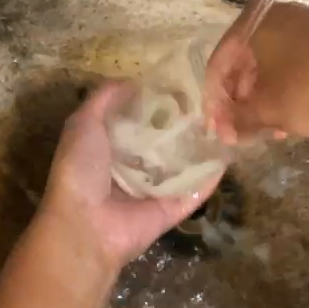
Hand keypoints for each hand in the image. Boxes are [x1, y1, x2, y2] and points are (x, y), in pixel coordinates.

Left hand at [34, 82, 219, 281]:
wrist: (85, 226)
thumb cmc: (80, 170)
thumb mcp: (83, 124)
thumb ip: (104, 99)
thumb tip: (132, 80)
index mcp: (108, 148)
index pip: (136, 121)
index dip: (154, 103)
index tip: (178, 83)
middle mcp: (131, 168)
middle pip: (161, 142)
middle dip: (179, 124)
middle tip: (206, 101)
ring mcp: (152, 191)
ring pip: (180, 165)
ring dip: (198, 147)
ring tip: (223, 121)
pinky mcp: (170, 209)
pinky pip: (193, 190)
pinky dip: (210, 176)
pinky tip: (228, 154)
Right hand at [205, 1, 308, 142]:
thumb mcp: (271, 109)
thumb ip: (239, 118)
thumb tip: (224, 127)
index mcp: (255, 22)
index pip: (220, 61)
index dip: (214, 100)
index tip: (217, 131)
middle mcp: (277, 14)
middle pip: (245, 61)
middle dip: (240, 100)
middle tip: (242, 134)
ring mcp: (306, 23)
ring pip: (271, 64)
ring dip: (263, 98)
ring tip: (269, 131)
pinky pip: (295, 62)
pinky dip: (286, 88)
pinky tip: (293, 116)